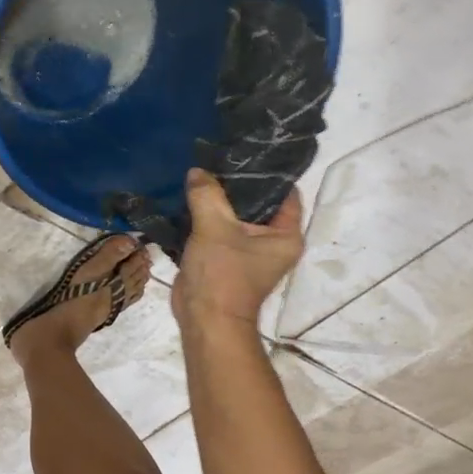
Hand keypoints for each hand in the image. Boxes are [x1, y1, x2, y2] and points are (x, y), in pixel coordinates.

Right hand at [171, 169, 303, 327]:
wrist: (205, 319)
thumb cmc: (222, 275)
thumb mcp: (214, 229)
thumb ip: (207, 196)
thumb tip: (198, 171)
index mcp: (285, 235)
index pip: (285, 194)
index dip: (268, 173)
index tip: (246, 154)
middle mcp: (272, 242)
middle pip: (257, 204)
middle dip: (236, 186)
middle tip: (216, 161)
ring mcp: (247, 252)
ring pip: (234, 217)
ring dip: (217, 202)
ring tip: (198, 177)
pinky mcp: (224, 259)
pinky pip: (217, 231)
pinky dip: (205, 219)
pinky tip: (187, 203)